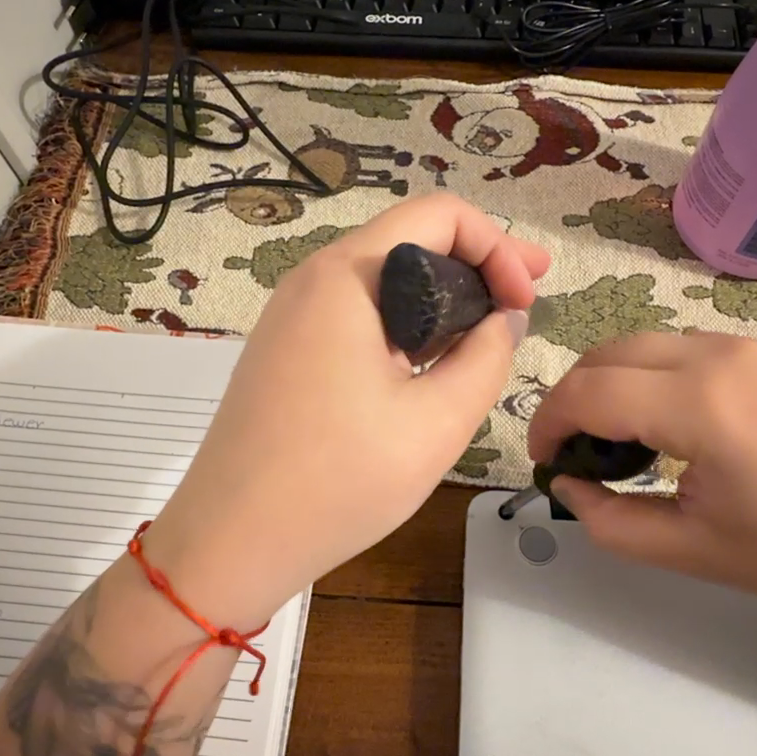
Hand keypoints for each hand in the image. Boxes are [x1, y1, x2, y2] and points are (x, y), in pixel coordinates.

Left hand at [146, 194, 548, 623]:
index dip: (496, 246)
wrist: (229, 541)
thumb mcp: (436, 422)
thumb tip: (505, 319)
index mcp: (345, 278)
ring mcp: (291, 317)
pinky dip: (405, 324)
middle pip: (410, 239)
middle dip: (477, 264)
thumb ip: (486, 357)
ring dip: (442, 297)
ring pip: (384, 280)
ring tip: (488, 333)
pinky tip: (430, 361)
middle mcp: (312, 281)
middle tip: (527, 301)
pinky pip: (356, 315)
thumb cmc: (339, 480)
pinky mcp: (285, 352)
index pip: (438, 214)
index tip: (525, 302)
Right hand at [527, 331, 756, 615]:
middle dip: (572, 399)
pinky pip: (682, 350)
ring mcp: (747, 346)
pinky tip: (672, 429)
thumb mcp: (696, 551)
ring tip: (621, 447)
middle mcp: (714, 354)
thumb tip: (569, 486)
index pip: (586, 392)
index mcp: (696, 402)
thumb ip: (610, 520)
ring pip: (643, 345)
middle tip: (574, 457)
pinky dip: (650, 378)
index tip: (543, 465)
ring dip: (610, 385)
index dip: (546, 425)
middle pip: (606, 354)